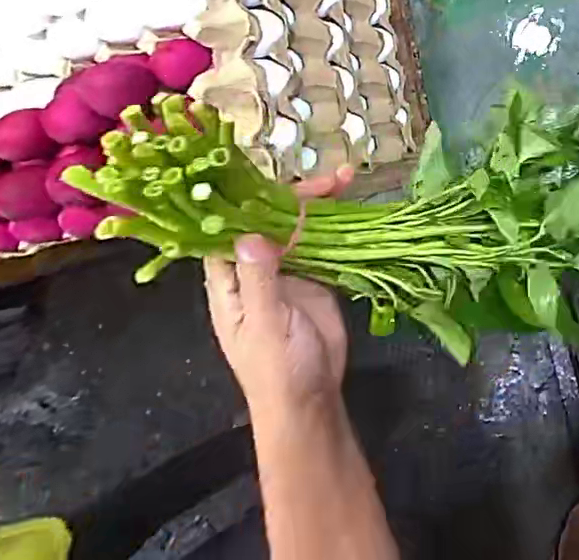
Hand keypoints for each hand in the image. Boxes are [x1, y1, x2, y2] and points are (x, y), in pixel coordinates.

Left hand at [204, 165, 355, 415]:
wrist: (312, 401)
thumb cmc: (277, 371)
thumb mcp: (264, 326)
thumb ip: (259, 280)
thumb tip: (252, 233)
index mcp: (229, 280)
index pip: (228, 229)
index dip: (245, 201)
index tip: (271, 179)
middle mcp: (255, 268)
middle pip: (268, 219)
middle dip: (294, 196)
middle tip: (327, 182)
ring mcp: (287, 269)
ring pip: (297, 225)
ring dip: (318, 202)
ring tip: (344, 178)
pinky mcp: (315, 273)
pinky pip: (322, 239)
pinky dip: (336, 220)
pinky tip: (351, 201)